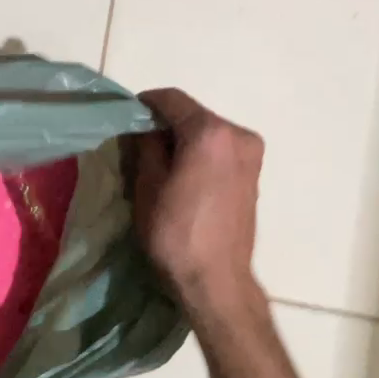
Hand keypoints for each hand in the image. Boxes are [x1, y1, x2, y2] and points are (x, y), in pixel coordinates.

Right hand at [123, 88, 264, 314]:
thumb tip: (144, 129)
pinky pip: (220, 150)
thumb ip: (146, 147)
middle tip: (137, 146)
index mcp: (210, 133)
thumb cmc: (174, 233)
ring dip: (182, 140)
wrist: (215, 278)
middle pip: (193, 114)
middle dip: (164, 124)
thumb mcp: (146, 186)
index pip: (172, 99)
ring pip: (207, 132)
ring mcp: (251, 154)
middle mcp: (238, 134)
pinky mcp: (253, 173)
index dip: (144, 104)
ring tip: (159, 166)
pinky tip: (182, 177)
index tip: (125, 118)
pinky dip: (199, 153)